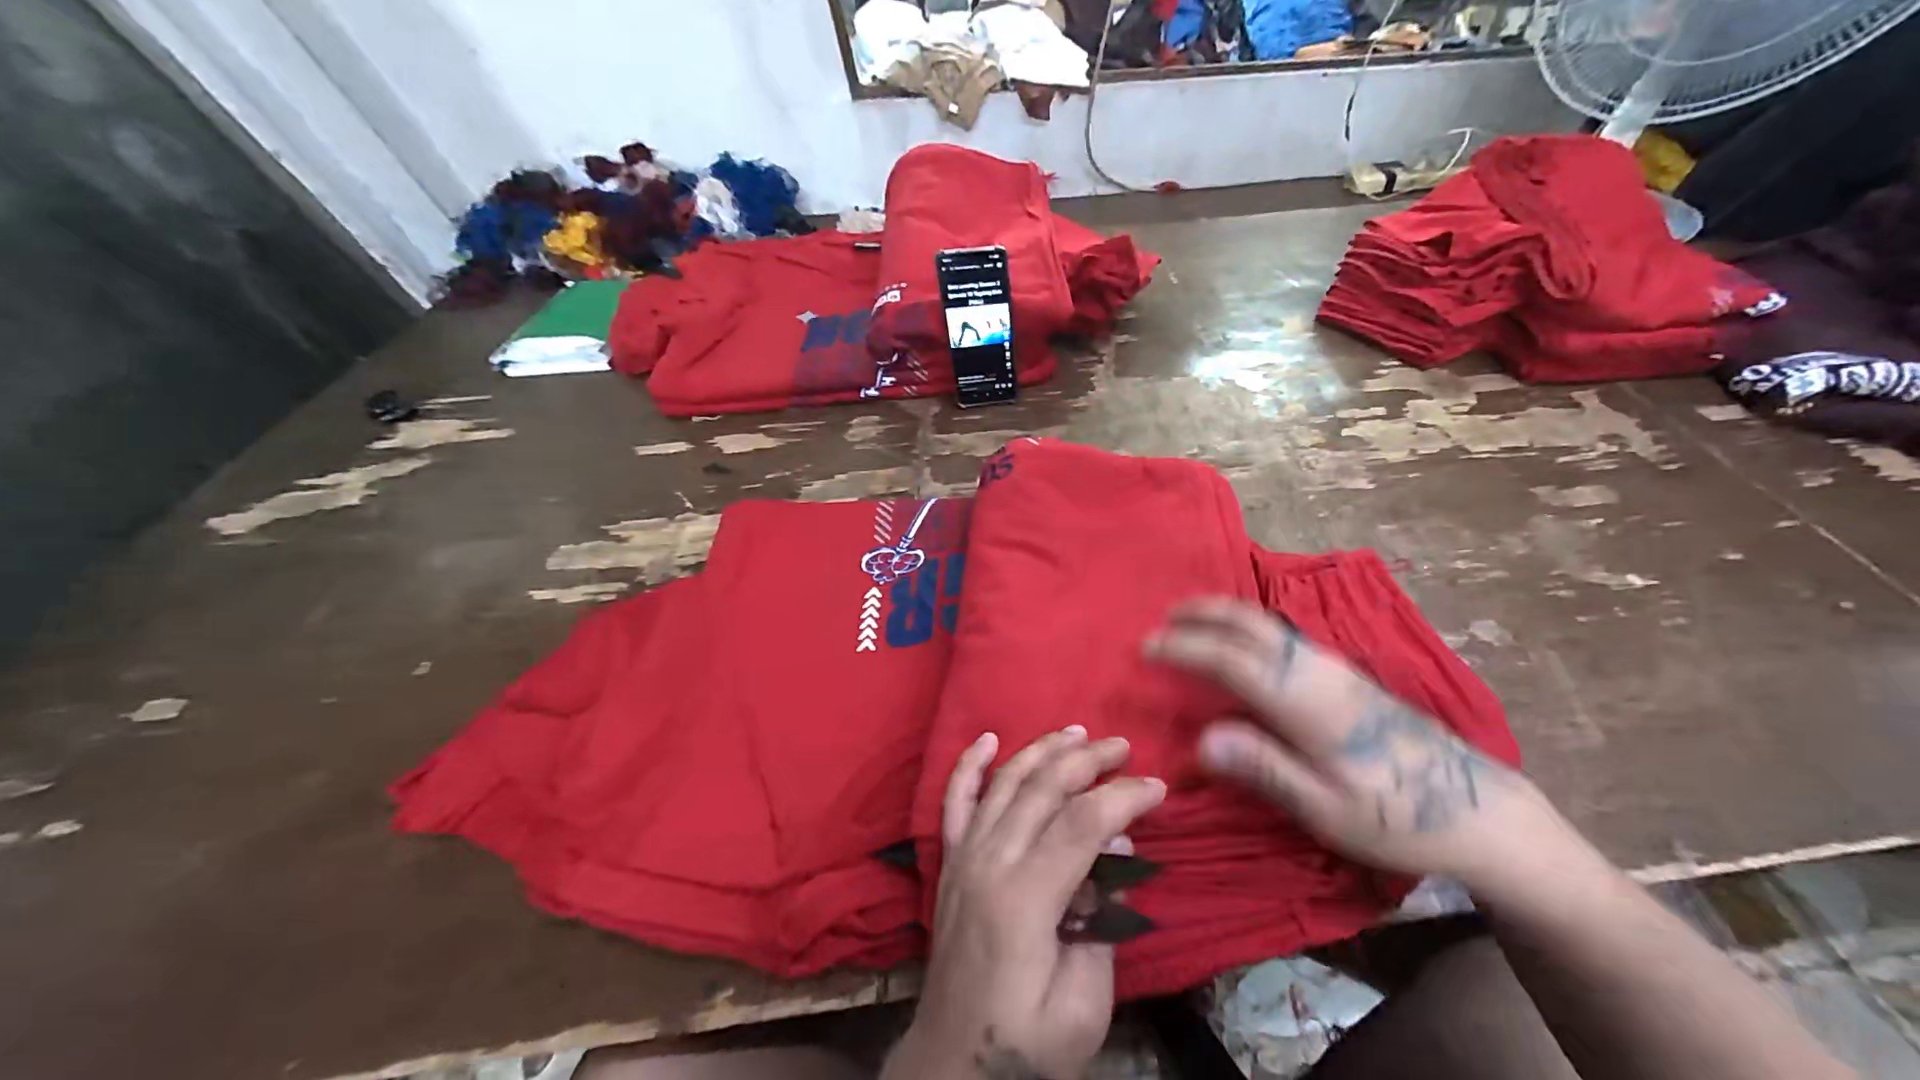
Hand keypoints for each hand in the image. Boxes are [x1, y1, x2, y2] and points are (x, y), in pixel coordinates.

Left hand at [884, 727, 1165, 1079]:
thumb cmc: (1026, 1043)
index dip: (1122, 798)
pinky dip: (969, 765)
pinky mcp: (949, 862)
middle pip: (1041, 789)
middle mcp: (988, 862)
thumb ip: (1103, 919)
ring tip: (1078, 733)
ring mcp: (962, 857)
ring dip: (1041, 751)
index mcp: (1023, 898)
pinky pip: (954, 801)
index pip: (1080, 824)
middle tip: (1124, 748)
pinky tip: (988, 740)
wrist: (955, 1062)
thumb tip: (1115, 846)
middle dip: (1087, 761)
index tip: (1157, 788)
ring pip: (1003, 783)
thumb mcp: (1084, 1002)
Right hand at [1147, 597, 1563, 890]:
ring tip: (1192, 621)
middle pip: (1253, 626)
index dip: (1184, 648)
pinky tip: (1243, 642)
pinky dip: (1249, 628)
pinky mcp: (1348, 679)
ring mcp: (1337, 671)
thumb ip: (1264, 767)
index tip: (1146, 648)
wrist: (1483, 814)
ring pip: (1271, 626)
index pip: (1231, 660)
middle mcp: (1320, 673)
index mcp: (1308, 703)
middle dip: (1204, 614)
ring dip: (1226, 616)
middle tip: (1164, 616)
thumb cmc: (1398, 820)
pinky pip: (1285, 637)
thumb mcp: (1328, 809)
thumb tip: (1202, 737)